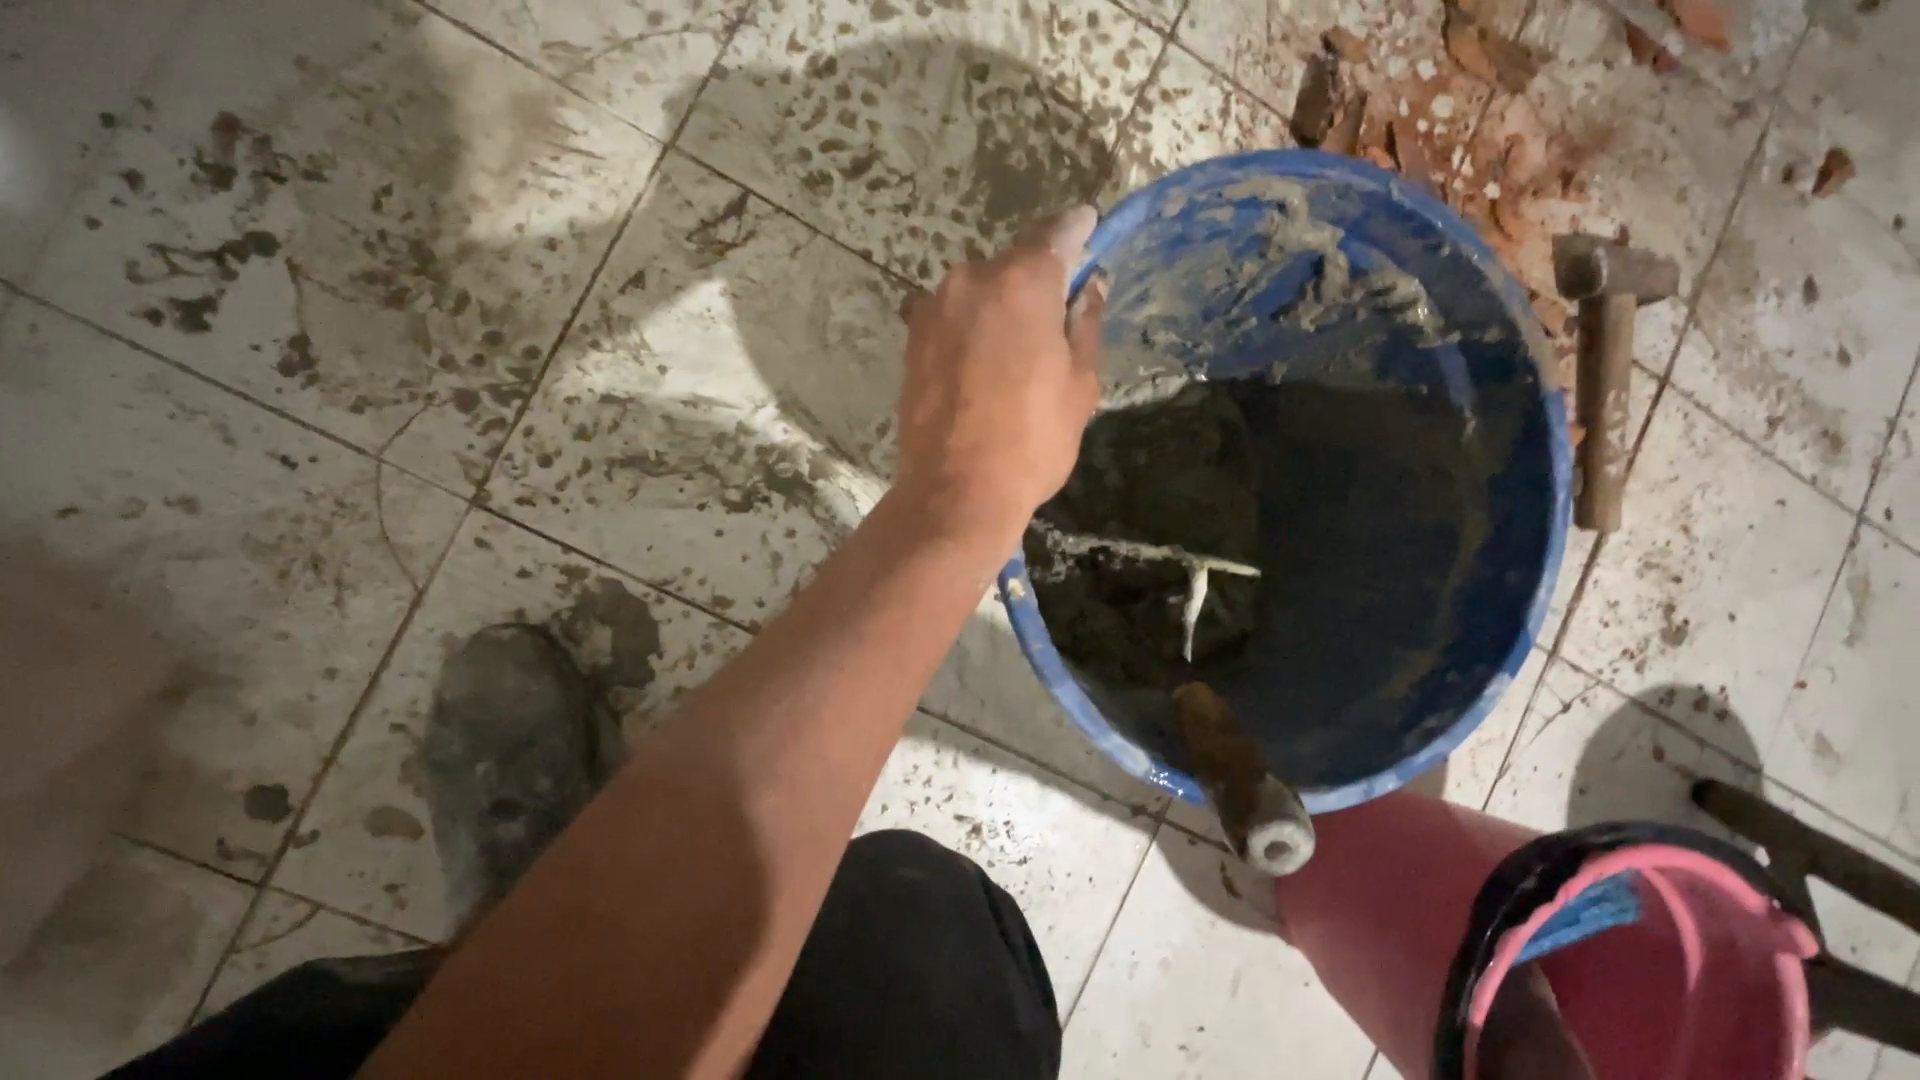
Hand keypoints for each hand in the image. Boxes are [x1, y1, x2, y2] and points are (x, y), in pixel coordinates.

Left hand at [892, 206, 1105, 541]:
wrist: (955, 490)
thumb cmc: (1032, 440)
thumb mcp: (1080, 383)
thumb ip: (1086, 323)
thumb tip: (1092, 285)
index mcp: (1023, 280)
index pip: (1059, 232)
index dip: (1079, 231)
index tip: (1091, 229)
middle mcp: (972, 278)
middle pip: (1015, 262)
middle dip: (1038, 279)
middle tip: (1058, 316)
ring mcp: (934, 306)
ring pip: (980, 290)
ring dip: (1001, 305)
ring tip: (1016, 352)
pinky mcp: (911, 337)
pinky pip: (953, 315)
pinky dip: (972, 326)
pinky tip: (984, 363)